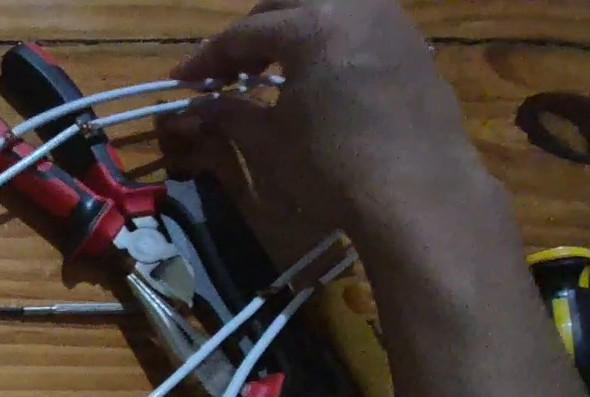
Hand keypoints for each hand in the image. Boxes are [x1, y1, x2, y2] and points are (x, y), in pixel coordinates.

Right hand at [172, 0, 483, 233]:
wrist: (410, 185)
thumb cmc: (326, 162)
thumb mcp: (266, 140)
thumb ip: (228, 114)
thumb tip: (195, 108)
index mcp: (313, 26)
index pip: (244, 32)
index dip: (206, 57)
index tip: (179, 80)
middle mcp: (354, 7)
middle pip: (286, 4)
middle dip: (247, 33)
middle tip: (221, 72)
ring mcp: (389, 19)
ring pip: (326, 6)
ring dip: (287, 31)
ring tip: (265, 70)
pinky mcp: (408, 42)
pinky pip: (354, 22)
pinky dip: (321, 38)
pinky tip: (309, 74)